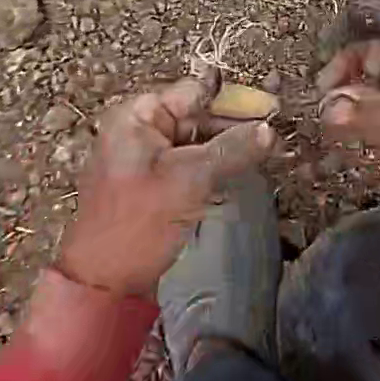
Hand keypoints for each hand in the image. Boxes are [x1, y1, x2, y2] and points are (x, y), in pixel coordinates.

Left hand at [56, 76, 276, 296]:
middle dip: (239, 123)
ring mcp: (150, 154)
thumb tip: (271, 129)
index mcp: (138, 116)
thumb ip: (233, 148)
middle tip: (276, 132)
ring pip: (203, 136)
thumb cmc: (139, 224)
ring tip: (272, 148)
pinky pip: (197, 158)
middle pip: (202, 113)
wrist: (103, 287)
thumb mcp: (190, 179)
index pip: (197, 93)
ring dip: (235, 143)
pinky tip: (250, 163)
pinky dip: (222, 161)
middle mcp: (143, 127)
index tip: (272, 108)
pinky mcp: (159, 179)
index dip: (236, 101)